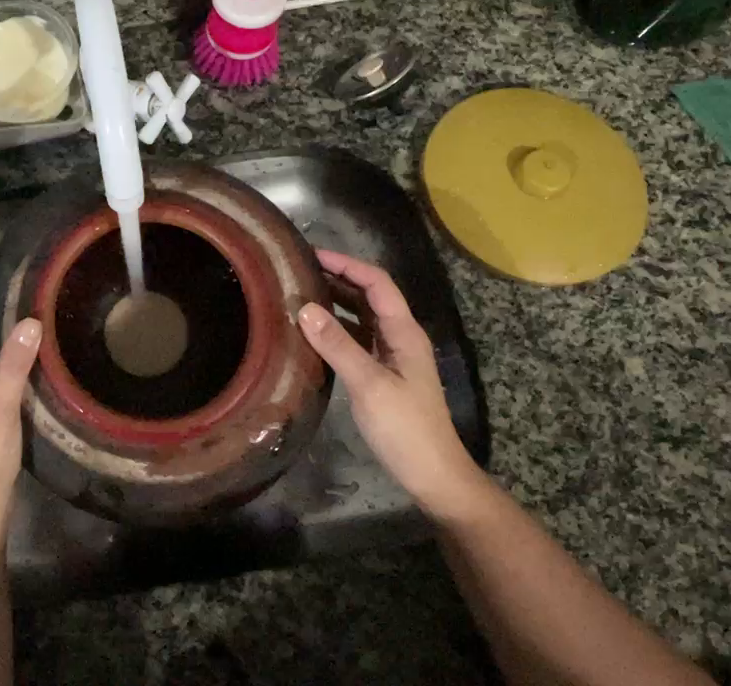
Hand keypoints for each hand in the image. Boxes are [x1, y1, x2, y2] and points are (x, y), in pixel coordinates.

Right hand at [298, 250, 493, 522]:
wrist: (434, 475)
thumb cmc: (406, 428)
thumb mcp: (369, 385)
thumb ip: (337, 345)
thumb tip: (304, 307)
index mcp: (404, 332)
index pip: (376, 283)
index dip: (346, 264)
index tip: (311, 254)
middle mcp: (400, 337)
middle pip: (368, 296)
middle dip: (337, 278)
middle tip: (297, 271)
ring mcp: (392, 356)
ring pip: (361, 317)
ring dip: (334, 303)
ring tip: (298, 294)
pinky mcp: (383, 374)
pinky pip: (357, 339)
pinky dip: (335, 329)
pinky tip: (311, 333)